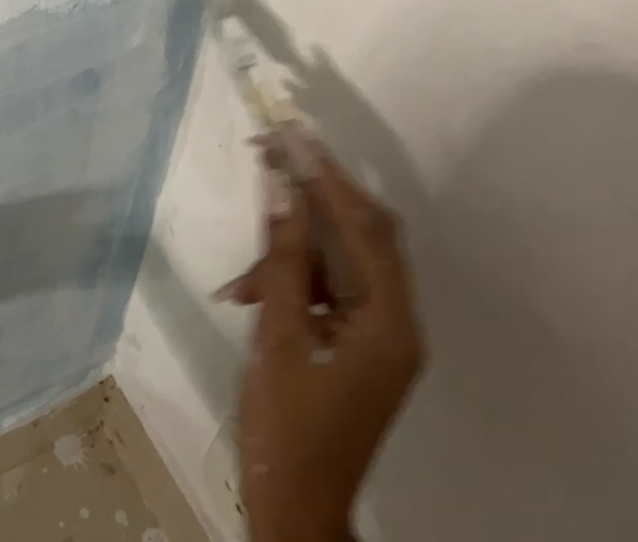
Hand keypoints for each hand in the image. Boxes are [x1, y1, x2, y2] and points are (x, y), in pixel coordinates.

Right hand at [217, 139, 424, 541]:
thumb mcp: (278, 335)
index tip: (295, 134)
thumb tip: (281, 188)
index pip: (366, 228)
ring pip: (338, 266)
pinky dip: (291, 285)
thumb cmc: (286, 426)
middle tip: (270, 155)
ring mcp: (380, 336)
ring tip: (239, 280)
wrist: (295, 503)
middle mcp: (398, 323)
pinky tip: (248, 295)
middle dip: (314, 196)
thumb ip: (283, 259)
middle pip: (362, 237)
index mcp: (390, 323)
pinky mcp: (358, 346)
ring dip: (289, 257)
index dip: (329, 177)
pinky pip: (328, 294)